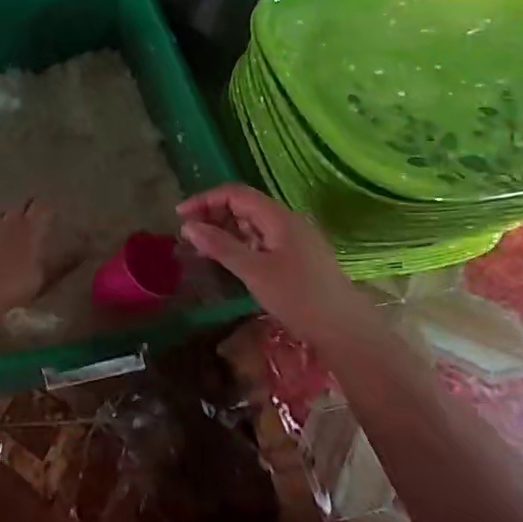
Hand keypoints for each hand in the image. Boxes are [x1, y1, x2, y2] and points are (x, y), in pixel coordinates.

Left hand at [0, 199, 53, 321]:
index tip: (52, 214)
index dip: (47, 209)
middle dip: (28, 209)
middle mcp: (12, 223)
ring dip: (10, 218)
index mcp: (31, 229)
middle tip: (33, 218)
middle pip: (21, 206)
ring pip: (4, 214)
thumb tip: (73, 256)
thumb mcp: (41, 277)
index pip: (42, 208)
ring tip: (14, 227)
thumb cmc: (16, 286)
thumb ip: (54, 263)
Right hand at [176, 183, 370, 339]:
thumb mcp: (253, 271)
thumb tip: (188, 226)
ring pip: (252, 223)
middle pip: (244, 205)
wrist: (343, 327)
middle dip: (212, 214)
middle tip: (188, 235)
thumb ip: (220, 246)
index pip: (235, 194)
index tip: (179, 216)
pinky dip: (239, 243)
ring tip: (201, 248)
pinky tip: (227, 259)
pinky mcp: (296, 255)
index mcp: (278, 217)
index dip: (205, 200)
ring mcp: (293, 238)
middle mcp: (287, 221)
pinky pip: (261, 239)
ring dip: (224, 230)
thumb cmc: (298, 296)